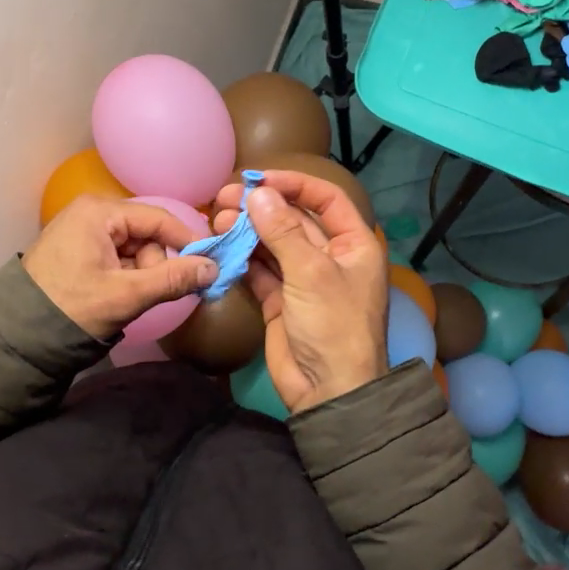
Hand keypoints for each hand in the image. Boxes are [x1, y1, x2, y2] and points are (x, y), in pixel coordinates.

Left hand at [23, 197, 217, 338]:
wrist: (19, 336)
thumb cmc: (72, 308)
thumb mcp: (127, 295)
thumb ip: (173, 279)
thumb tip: (214, 268)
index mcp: (99, 212)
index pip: (159, 219)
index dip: (187, 241)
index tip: (209, 264)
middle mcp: (91, 213)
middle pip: (146, 234)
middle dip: (154, 265)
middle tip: (144, 293)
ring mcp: (82, 231)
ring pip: (134, 249)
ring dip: (140, 274)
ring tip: (125, 298)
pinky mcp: (78, 250)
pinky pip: (117, 257)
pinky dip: (125, 277)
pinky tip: (117, 296)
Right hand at [212, 170, 387, 412]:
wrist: (329, 392)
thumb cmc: (333, 326)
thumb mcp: (311, 273)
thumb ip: (282, 231)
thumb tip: (257, 193)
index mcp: (353, 244)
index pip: (326, 199)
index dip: (294, 183)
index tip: (258, 178)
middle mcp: (330, 257)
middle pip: (294, 219)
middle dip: (260, 207)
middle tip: (222, 198)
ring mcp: (304, 279)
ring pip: (273, 244)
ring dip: (246, 231)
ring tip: (215, 220)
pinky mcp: (281, 300)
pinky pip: (260, 270)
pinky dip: (241, 258)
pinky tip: (220, 246)